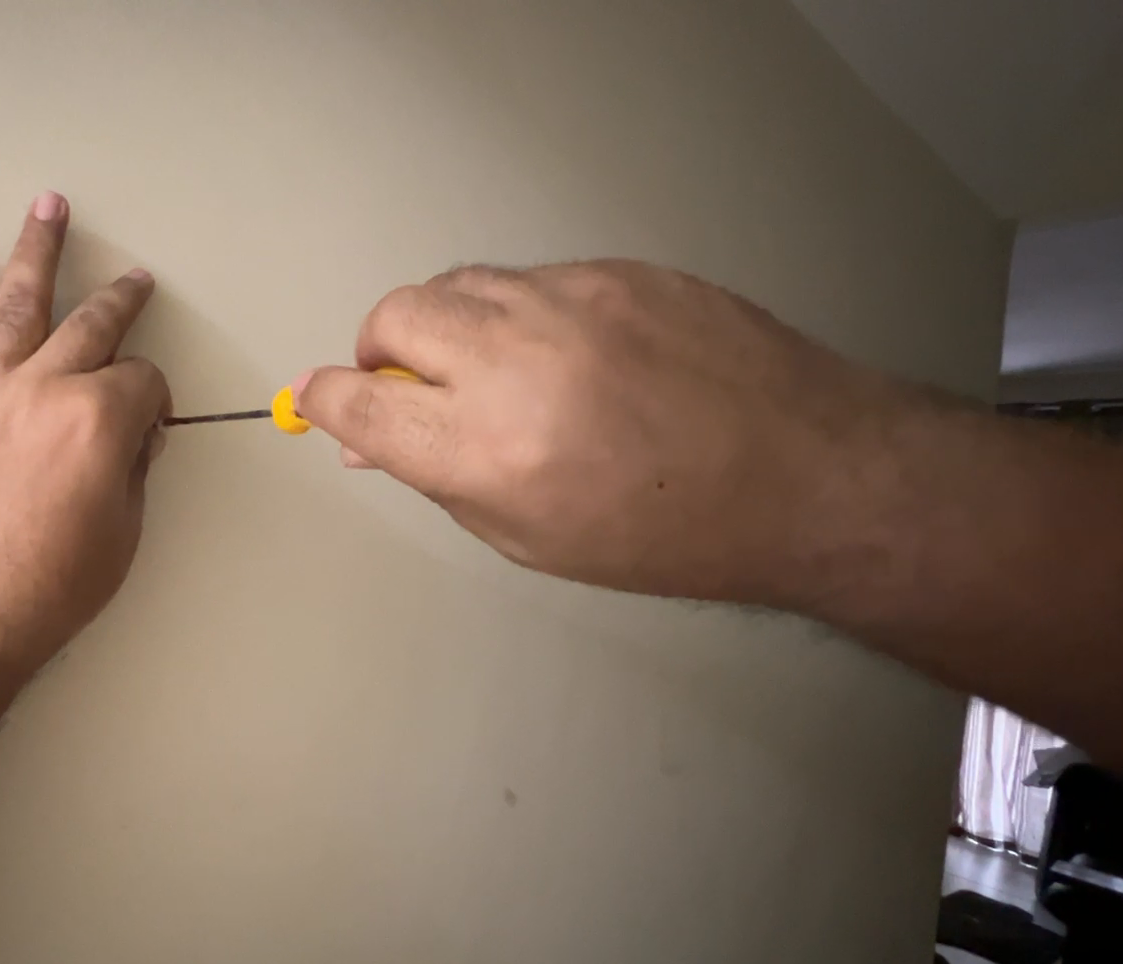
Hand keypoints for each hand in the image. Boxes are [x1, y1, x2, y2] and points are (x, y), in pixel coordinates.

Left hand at [0, 193, 169, 672]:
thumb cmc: (55, 583)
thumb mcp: (123, 531)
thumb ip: (131, 468)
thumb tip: (134, 435)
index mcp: (103, 418)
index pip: (144, 382)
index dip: (155, 401)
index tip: (150, 426)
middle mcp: (49, 385)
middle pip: (95, 326)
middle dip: (122, 301)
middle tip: (137, 279)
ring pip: (22, 302)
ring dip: (40, 249)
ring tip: (49, 205)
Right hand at [293, 260, 925, 604]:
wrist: (810, 476)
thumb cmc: (658, 534)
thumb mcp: (526, 535)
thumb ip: (437, 478)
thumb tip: (369, 442)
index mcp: (487, 452)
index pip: (360, 407)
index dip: (323, 400)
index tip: (313, 399)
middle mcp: (517, 365)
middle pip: (394, 318)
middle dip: (379, 349)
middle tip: (409, 383)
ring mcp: (572, 304)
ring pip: (456, 284)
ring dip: (442, 326)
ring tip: (484, 367)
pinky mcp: (620, 270)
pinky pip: (527, 279)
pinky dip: (513, 314)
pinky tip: (559, 353)